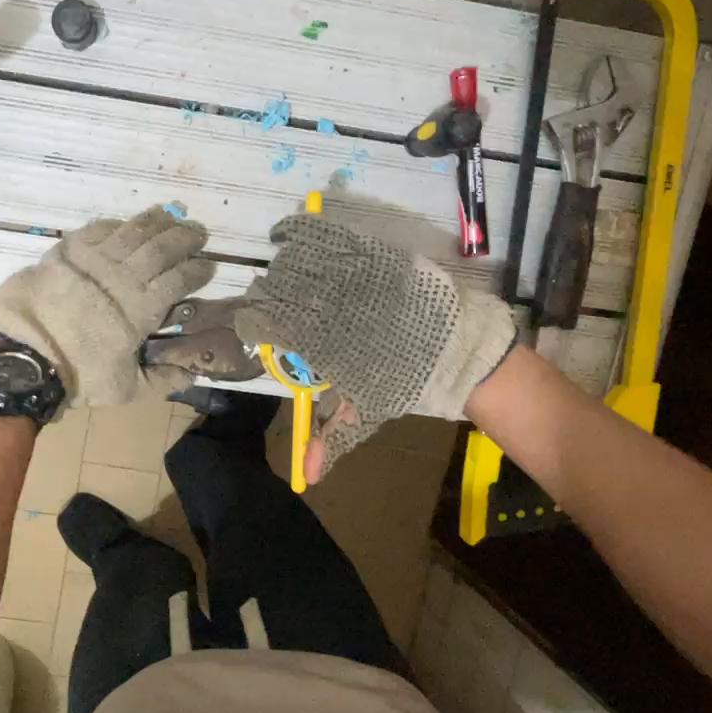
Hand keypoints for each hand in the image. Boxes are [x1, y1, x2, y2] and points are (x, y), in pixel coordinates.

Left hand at [0, 208, 215, 407]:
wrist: (21, 352)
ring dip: (157, 222)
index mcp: (143, 307)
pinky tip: (126, 224)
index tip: (208, 267)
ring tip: (171, 216)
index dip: (198, 270)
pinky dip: (118, 224)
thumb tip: (191, 375)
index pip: (180, 279)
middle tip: (199, 233)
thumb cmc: (77, 374)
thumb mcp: (125, 388)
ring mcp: (95, 259)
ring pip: (134, 231)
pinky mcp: (68, 250)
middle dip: (185, 238)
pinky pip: (100, 228)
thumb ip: (162, 380)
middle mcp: (124, 276)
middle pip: (162, 247)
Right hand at [234, 211, 516, 482]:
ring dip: (281, 267)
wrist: (458, 350)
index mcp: (315, 341)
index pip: (261, 323)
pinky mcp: (365, 252)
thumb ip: (331, 437)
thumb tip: (307, 478)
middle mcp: (323, 305)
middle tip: (274, 301)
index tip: (258, 327)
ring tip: (285, 273)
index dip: (253, 324)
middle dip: (267, 296)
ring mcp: (345, 275)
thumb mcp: (366, 410)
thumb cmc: (408, 380)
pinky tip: (290, 237)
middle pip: (272, 289)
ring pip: (290, 260)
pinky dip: (299, 234)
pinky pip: (320, 236)